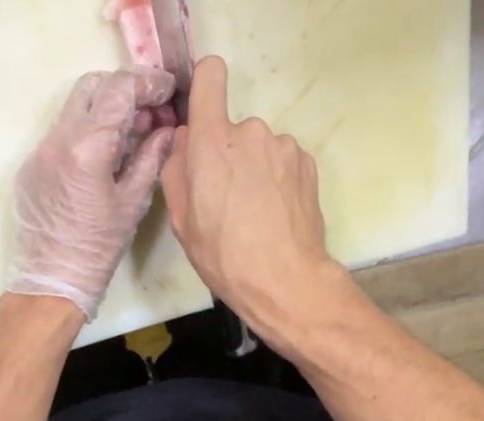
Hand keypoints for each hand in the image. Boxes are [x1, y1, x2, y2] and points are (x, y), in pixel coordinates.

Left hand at [9, 67, 177, 319]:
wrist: (50, 284)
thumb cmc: (96, 251)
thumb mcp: (132, 204)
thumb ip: (150, 158)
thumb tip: (165, 131)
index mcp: (86, 148)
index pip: (119, 88)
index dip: (147, 83)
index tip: (165, 92)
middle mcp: (56, 141)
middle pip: (91, 87)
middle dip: (122, 91)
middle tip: (146, 114)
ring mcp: (38, 153)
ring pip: (73, 110)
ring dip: (102, 113)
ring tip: (127, 140)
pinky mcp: (30, 169)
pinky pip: (59, 137)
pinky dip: (83, 136)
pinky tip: (100, 162)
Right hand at [161, 56, 351, 340]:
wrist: (285, 280)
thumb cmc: (224, 256)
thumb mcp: (181, 222)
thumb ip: (176, 172)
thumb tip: (185, 142)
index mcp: (212, 142)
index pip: (210, 77)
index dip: (205, 88)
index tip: (203, 114)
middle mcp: (250, 131)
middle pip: (231, 130)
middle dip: (226, 156)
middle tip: (224, 201)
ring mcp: (283, 145)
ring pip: (258, 148)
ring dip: (253, 170)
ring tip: (252, 213)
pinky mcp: (306, 162)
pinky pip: (281, 162)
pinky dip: (275, 181)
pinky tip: (274, 214)